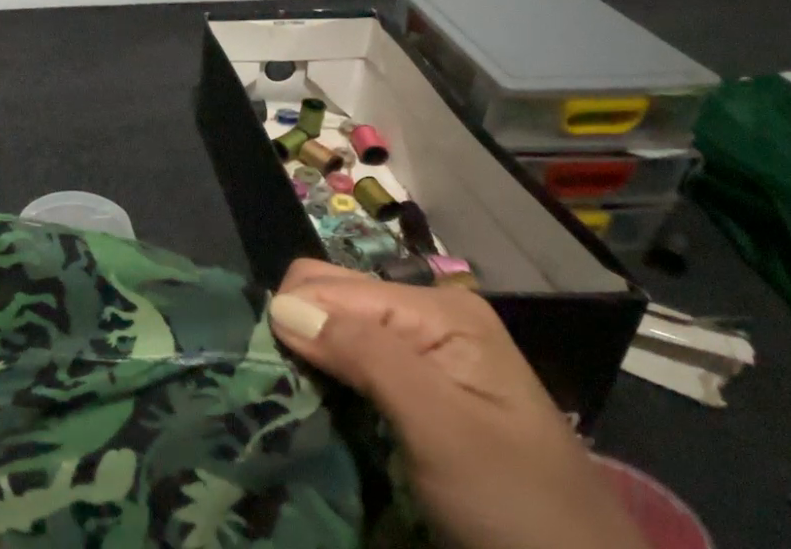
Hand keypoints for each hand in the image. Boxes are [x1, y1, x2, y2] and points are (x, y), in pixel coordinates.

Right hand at [269, 260, 646, 548]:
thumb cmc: (516, 505)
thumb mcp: (441, 428)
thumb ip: (365, 356)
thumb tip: (279, 305)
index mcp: (436, 309)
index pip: (325, 285)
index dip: (292, 324)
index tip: (275, 382)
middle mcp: (425, 317)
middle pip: (326, 300)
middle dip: (295, 336)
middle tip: (286, 397)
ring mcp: (422, 353)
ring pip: (331, 332)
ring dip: (306, 363)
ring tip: (296, 406)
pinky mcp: (415, 389)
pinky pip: (348, 364)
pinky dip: (325, 383)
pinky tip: (321, 411)